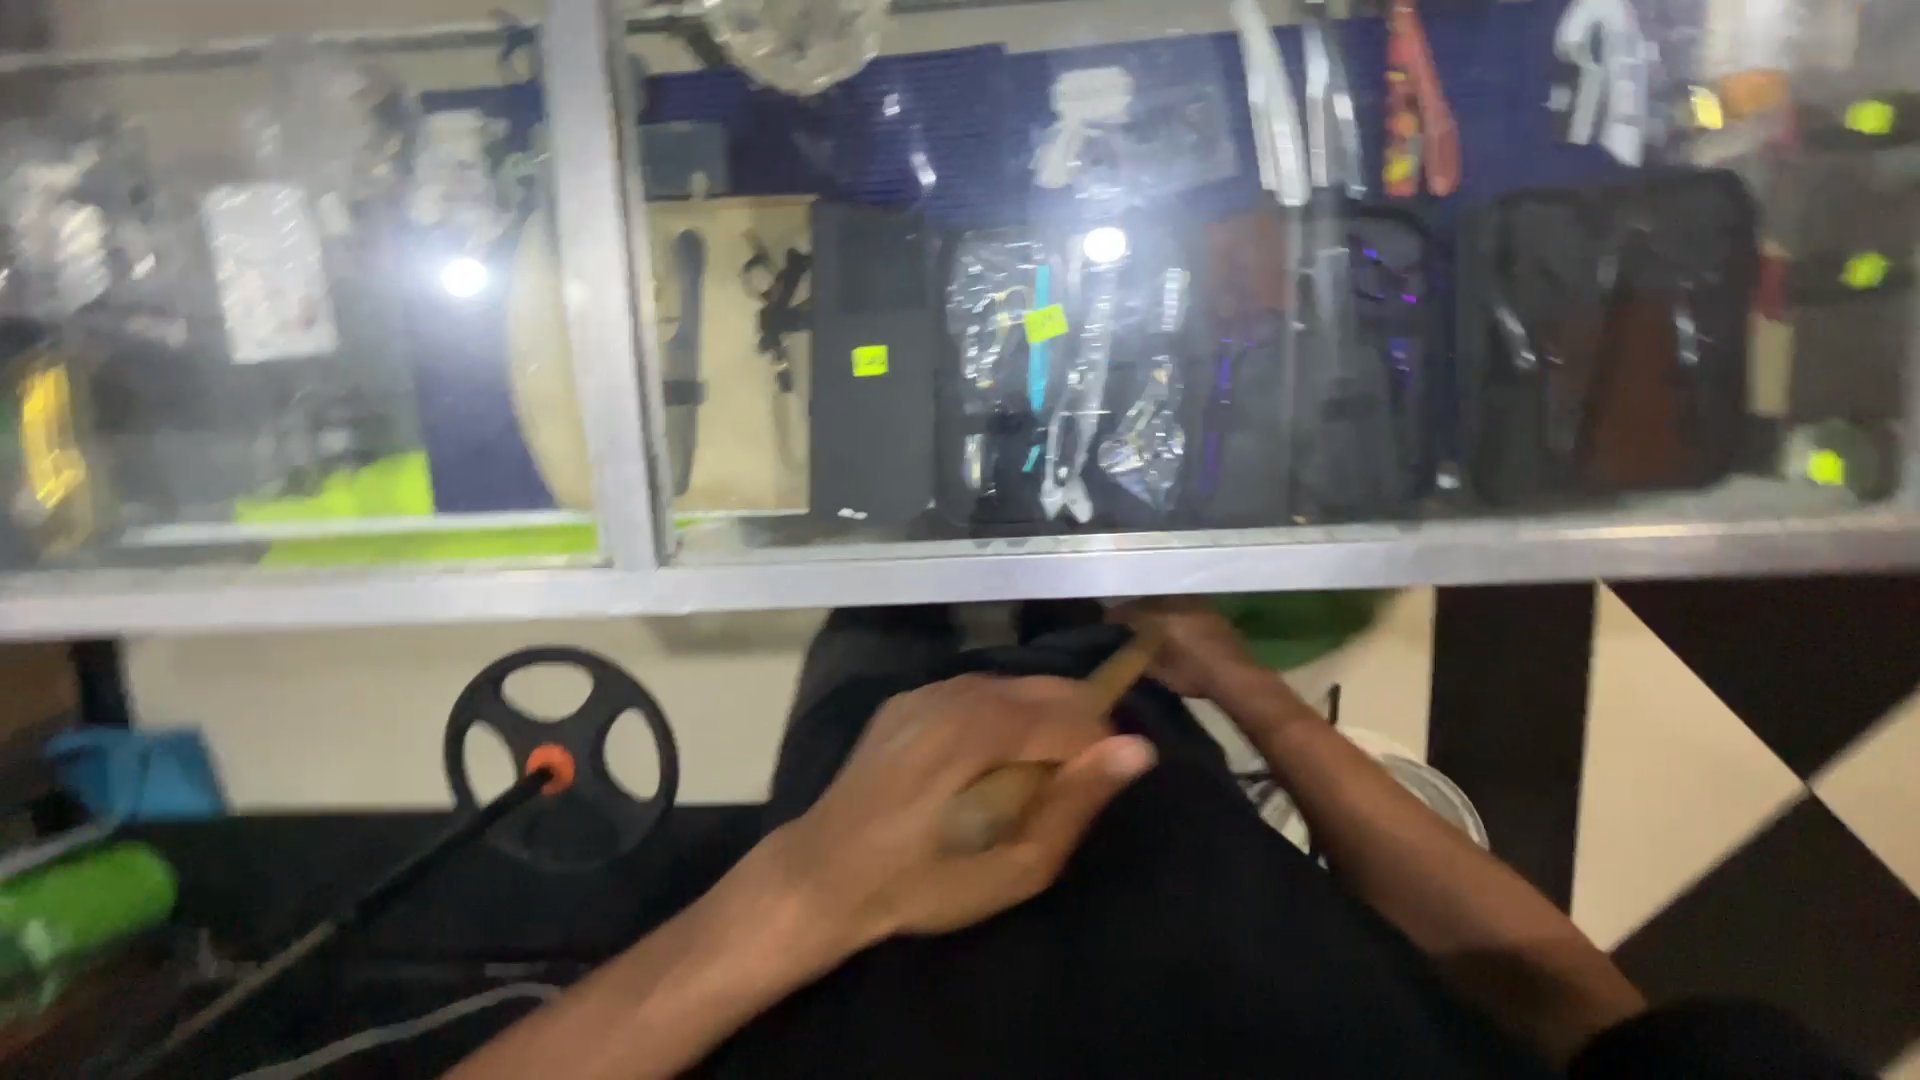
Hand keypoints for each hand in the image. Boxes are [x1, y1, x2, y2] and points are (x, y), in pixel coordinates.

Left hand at [766, 674, 1155, 948]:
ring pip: (1012, 684)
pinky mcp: (907, 698)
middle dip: (1075, 725)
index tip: (1100, 788)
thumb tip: (1138, 749)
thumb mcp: (1011, 866)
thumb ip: (1075, 802)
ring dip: (1040, 718)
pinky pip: (975, 690)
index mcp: (980, 728)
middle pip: (1045, 688)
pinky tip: (990, 757)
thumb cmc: (922, 883)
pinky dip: (1001, 713)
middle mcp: (955, 692)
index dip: (1102, 747)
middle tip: (1072, 783)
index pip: (1073, 714)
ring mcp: (926, 690)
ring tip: (1035, 773)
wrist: (823, 871)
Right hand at [1108, 597, 1263, 699]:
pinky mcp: (1210, 609)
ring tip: (1149, 623)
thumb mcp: (1158, 672)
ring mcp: (1195, 603)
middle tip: (1126, 623)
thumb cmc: (1193, 676)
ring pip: (1166, 601)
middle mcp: (1174, 603)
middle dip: (1134, 611)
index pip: (1127, 611)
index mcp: (1157, 616)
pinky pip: (1184, 605)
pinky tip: (1174, 625)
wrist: (1236, 676)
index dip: (1114, 618)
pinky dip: (1175, 612)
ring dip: (1155, 609)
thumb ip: (1138, 656)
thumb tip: (1124, 649)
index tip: (1106, 625)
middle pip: (1146, 602)